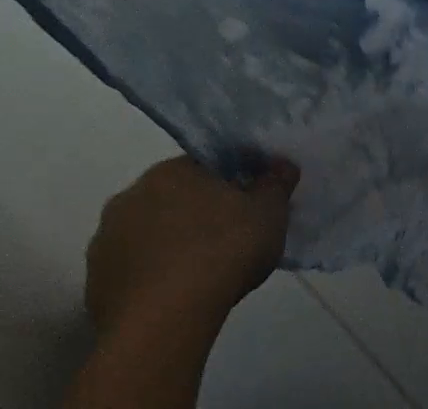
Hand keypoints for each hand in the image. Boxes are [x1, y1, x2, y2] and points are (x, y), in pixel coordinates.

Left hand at [84, 155, 300, 334]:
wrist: (164, 320)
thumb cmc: (224, 249)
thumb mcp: (271, 209)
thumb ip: (276, 182)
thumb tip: (278, 167)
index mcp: (169, 173)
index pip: (211, 162)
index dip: (240, 174)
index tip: (261, 193)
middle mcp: (128, 199)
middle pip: (179, 195)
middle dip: (207, 206)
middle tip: (241, 224)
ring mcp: (104, 243)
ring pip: (156, 229)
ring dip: (181, 237)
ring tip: (214, 259)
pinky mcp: (96, 282)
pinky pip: (139, 263)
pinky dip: (162, 267)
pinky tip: (189, 283)